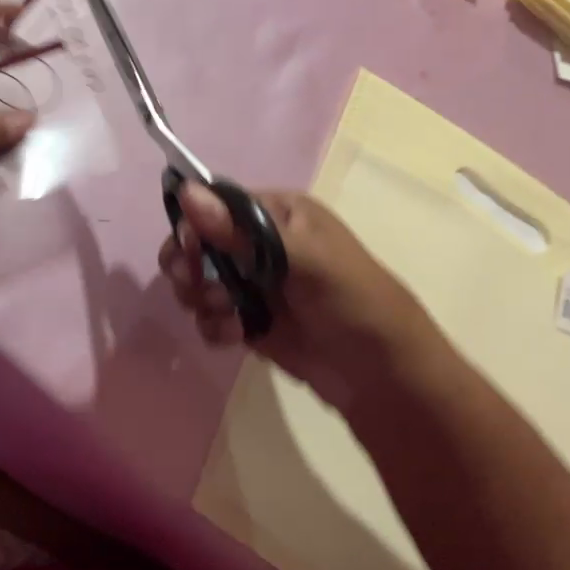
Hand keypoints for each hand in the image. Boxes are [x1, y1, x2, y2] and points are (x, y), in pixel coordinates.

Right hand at [161, 183, 440, 408]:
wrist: (383, 378)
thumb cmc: (353, 302)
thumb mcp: (304, 260)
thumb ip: (242, 230)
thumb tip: (186, 191)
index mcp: (277, 213)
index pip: (215, 203)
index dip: (193, 224)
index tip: (190, 249)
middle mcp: (259, 242)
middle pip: (197, 241)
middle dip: (189, 265)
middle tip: (195, 286)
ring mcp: (252, 283)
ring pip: (197, 280)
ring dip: (200, 298)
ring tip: (227, 315)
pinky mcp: (247, 320)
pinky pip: (208, 315)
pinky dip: (213, 325)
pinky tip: (235, 336)